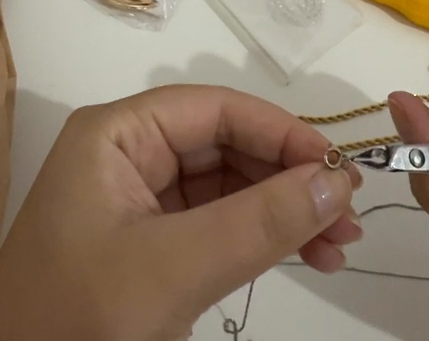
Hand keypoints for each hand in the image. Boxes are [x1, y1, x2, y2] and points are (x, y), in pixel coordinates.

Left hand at [0, 85, 362, 340]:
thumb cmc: (80, 320)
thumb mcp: (174, 270)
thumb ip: (259, 222)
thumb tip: (339, 180)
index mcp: (116, 133)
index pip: (214, 108)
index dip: (280, 132)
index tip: (340, 168)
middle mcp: (126, 153)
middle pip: (224, 144)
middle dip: (288, 177)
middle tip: (348, 217)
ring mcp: (135, 198)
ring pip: (226, 184)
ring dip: (282, 210)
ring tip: (339, 244)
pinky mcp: (145, 242)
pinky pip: (215, 223)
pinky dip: (259, 237)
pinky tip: (303, 254)